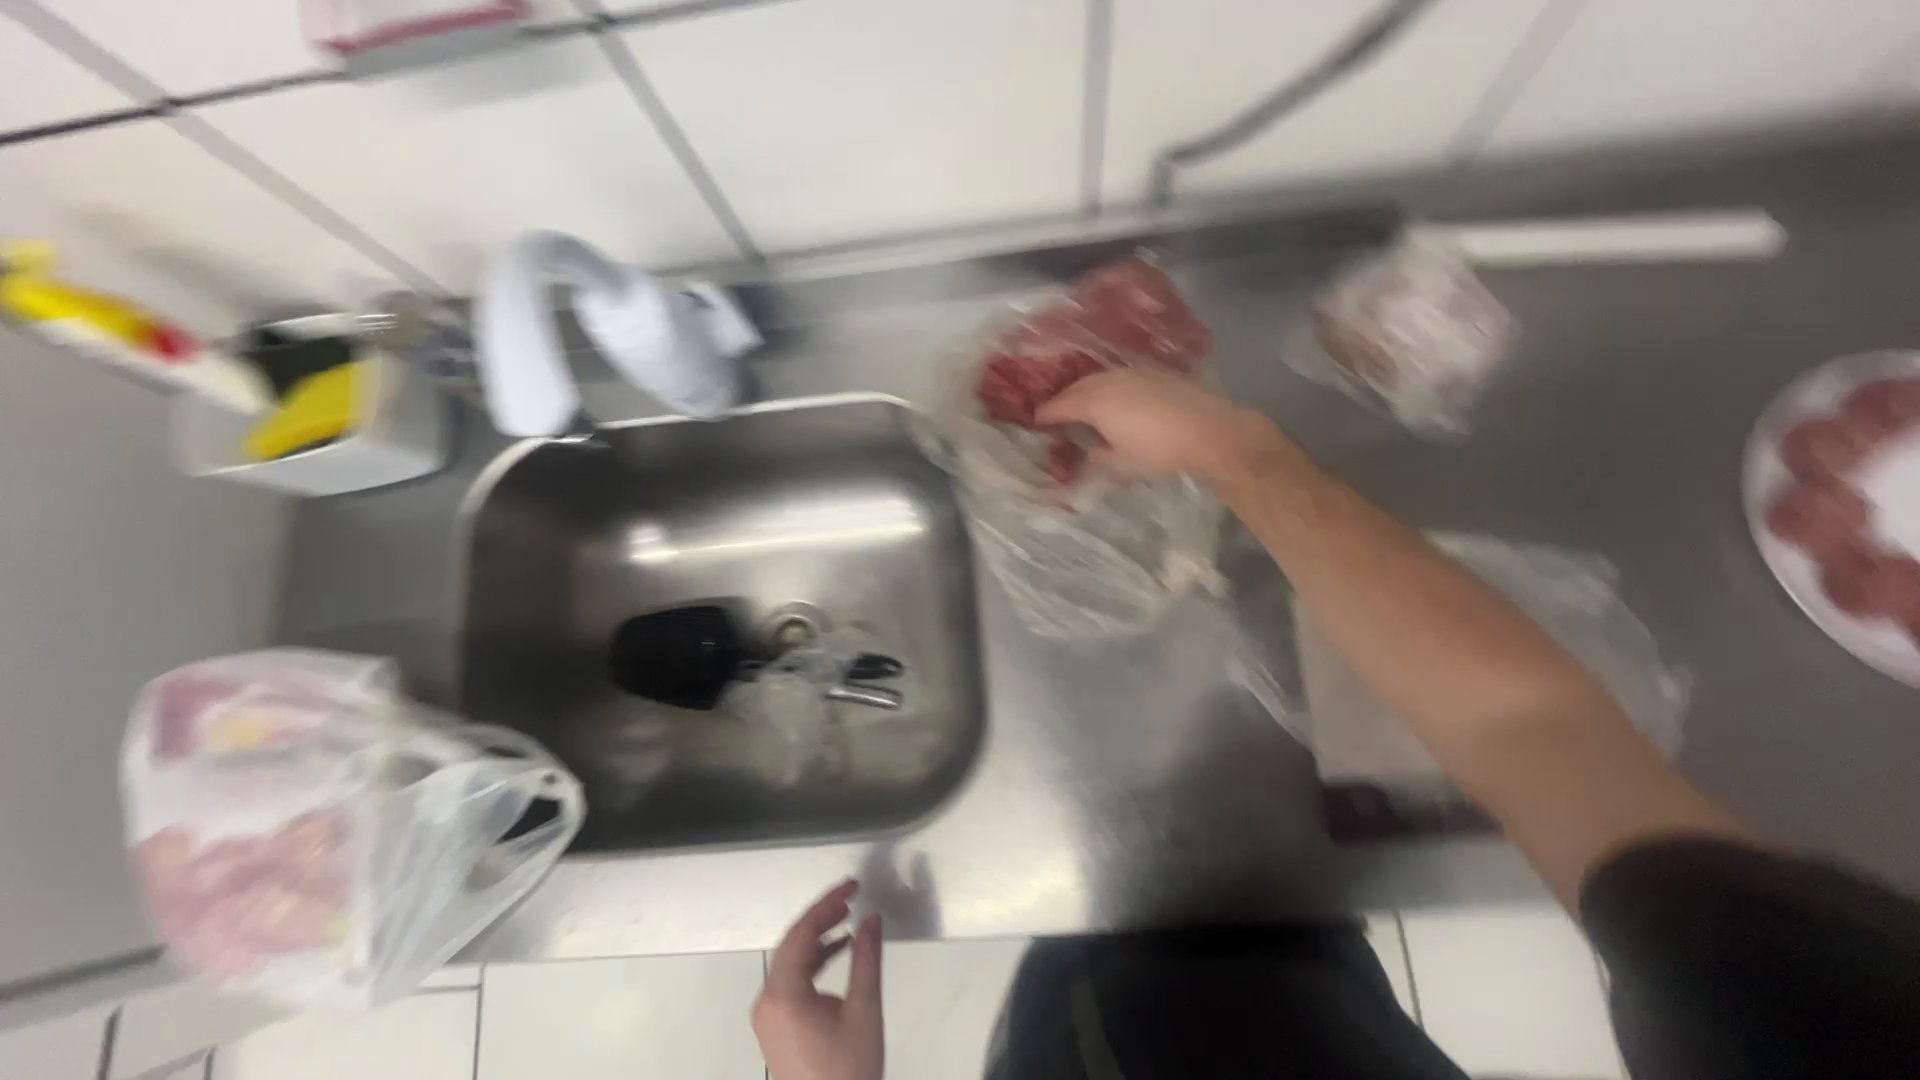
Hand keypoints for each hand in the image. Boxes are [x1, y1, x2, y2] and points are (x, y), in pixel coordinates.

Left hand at [752, 879, 882, 1079]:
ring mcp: (769, 1017)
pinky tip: (838, 952)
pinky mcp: (777, 1028)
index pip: (802, 932)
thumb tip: (871, 920)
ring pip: (792, 962)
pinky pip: (792, 981)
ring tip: (847, 918)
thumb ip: (867, 958)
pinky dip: (814, 962)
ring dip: (819, 938)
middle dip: (822, 916)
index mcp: (782, 994)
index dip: (827, 903)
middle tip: (851, 896)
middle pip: (793, 944)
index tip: (852, 886)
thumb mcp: (864, 1010)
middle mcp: (767, 1002)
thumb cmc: (848, 1070)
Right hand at [1034, 368, 1286, 481]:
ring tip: (1085, 405)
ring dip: (1087, 390)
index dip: (1046, 414)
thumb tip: (1091, 449)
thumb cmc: (1159, 450)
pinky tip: (1118, 401)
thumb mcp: (1121, 463)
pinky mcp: (1157, 373)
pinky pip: (1122, 377)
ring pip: (1100, 378)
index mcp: (1095, 402)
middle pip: (1078, 386)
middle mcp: (1110, 380)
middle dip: (1064, 399)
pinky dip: (1110, 388)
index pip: (1060, 406)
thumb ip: (1098, 455)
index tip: (1036, 421)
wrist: (1209, 430)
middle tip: (1057, 413)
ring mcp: (1135, 373)